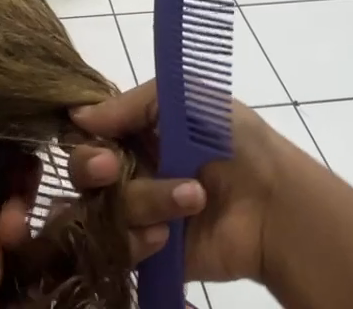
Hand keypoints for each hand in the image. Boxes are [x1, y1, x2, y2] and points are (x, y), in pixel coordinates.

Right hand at [69, 80, 286, 284]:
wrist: (276, 204)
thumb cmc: (234, 140)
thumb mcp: (186, 100)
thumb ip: (130, 104)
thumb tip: (77, 116)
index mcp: (139, 129)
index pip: (90, 131)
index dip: (84, 137)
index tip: (96, 142)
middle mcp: (132, 168)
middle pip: (84, 172)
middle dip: (91, 169)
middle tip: (111, 170)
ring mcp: (138, 213)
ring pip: (101, 210)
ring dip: (141, 201)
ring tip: (191, 198)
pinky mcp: (148, 253)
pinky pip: (117, 249)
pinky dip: (137, 240)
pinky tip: (166, 236)